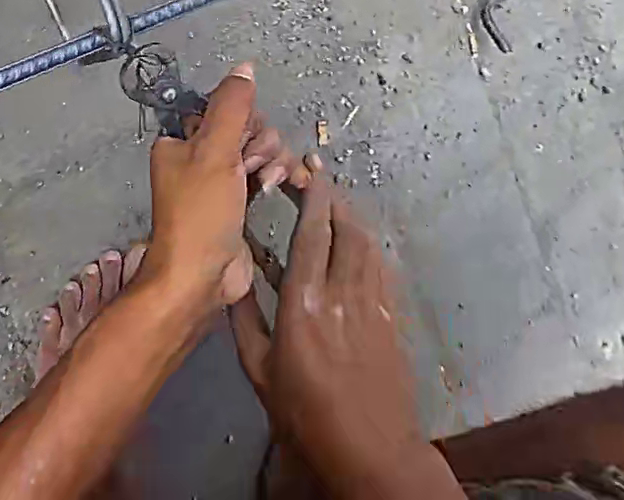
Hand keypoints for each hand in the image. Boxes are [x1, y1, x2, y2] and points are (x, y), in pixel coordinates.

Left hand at [141, 62, 257, 314]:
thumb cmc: (200, 211)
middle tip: (249, 167)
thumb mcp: (214, 151)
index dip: (241, 121)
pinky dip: (279, 174)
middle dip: (258, 143)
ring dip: (271, 160)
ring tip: (264, 183)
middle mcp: (200, 153)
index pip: (224, 107)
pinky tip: (289, 184)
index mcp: (182, 138)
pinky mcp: (241, 198)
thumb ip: (232, 106)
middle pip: (247, 125)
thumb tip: (245, 66)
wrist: (201, 278)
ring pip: (261, 147)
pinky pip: (267, 170)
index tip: (240, 143)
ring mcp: (222, 177)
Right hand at [229, 163, 461, 498]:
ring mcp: (372, 303)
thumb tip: (232, 276)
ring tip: (336, 201)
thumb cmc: (306, 413)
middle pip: (344, 228)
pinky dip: (368, 244)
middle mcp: (342, 292)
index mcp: (305, 302)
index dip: (312, 197)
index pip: (311, 234)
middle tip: (320, 176)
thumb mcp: (260, 370)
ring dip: (351, 215)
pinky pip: (380, 266)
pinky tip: (358, 241)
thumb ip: (244, 318)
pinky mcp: (391, 317)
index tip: (308, 171)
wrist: (372, 453)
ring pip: (366, 243)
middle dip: (333, 196)